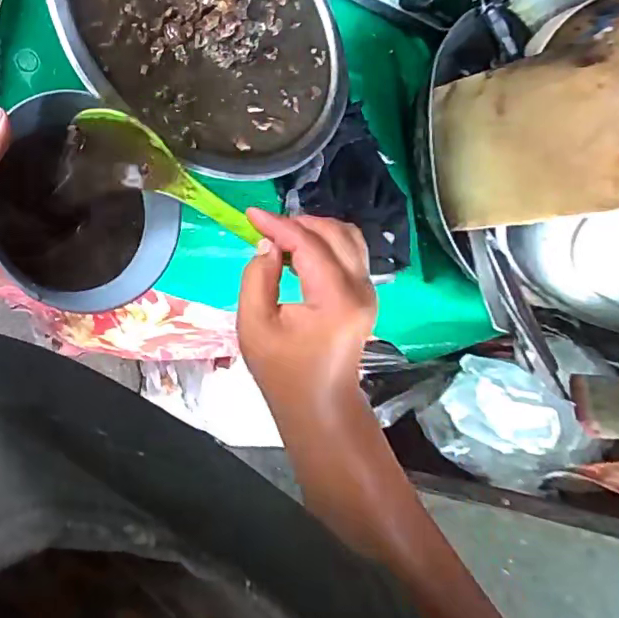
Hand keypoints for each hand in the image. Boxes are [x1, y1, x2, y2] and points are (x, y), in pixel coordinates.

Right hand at [237, 209, 377, 396]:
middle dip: (298, 222)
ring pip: (348, 238)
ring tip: (282, 235)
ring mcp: (368, 292)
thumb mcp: (253, 325)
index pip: (309, 244)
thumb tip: (268, 246)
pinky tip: (299, 251)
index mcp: (335, 298)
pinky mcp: (365, 295)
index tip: (250, 214)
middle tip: (265, 226)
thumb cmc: (282, 370)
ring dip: (314, 229)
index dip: (278, 224)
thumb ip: (257, 278)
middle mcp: (360, 289)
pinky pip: (349, 252)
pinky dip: (324, 241)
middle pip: (335, 233)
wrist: (319, 403)